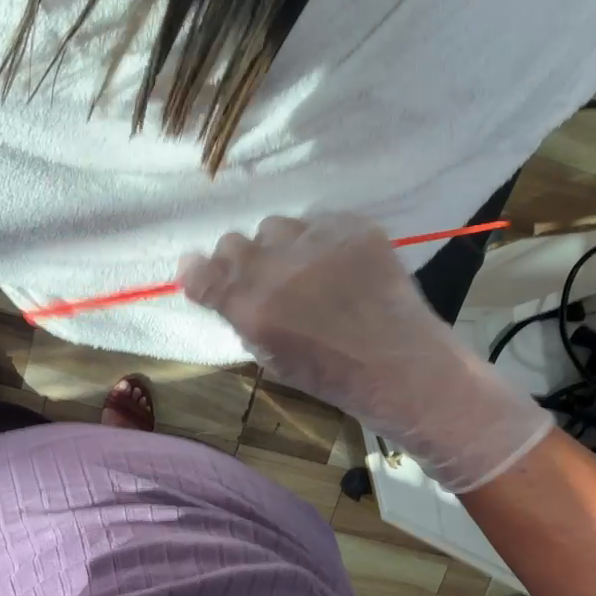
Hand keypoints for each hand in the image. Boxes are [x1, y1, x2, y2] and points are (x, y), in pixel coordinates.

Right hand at [179, 215, 552, 493]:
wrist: (398, 365)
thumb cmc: (328, 374)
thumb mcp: (269, 356)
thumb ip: (241, 318)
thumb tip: (224, 293)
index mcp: (252, 309)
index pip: (200, 272)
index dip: (197, 273)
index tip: (202, 279)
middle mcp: (277, 269)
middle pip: (233, 242)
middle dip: (238, 261)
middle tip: (260, 280)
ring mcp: (317, 243)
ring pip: (273, 227)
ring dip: (277, 247)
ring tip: (300, 269)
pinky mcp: (353, 228)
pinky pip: (317, 220)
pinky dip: (318, 240)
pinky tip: (334, 264)